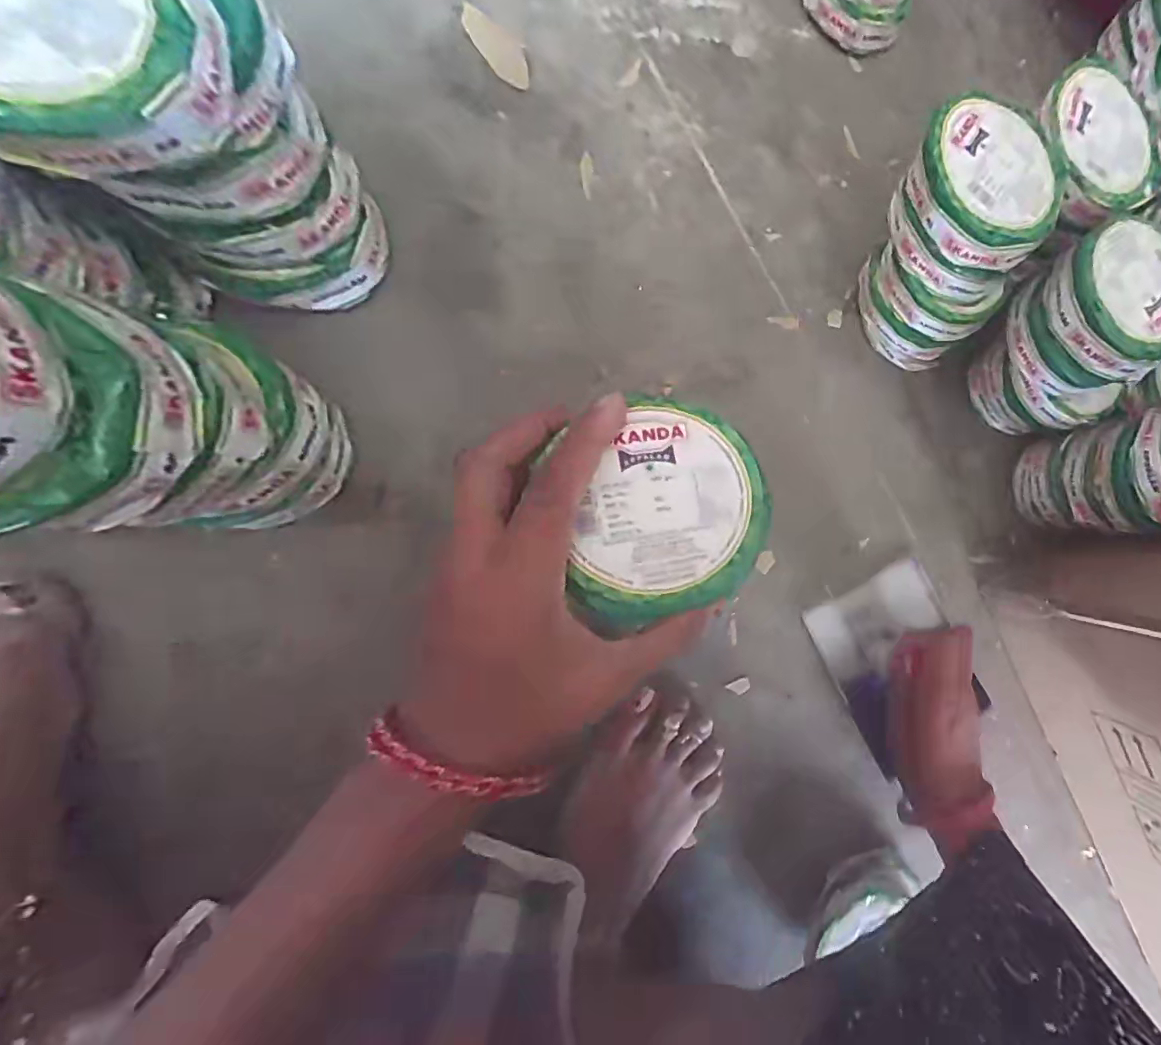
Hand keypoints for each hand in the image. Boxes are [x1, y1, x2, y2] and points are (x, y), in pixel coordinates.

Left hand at [400, 394, 712, 773]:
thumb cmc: (532, 713)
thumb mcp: (610, 678)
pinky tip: (547, 501)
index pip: (550, 491)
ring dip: (515, 452)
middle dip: (528, 427)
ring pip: (471, 483)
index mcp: (518, 578)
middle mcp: (474, 558)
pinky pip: (474, 509)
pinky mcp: (448, 575)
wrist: (450, 754)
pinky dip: (508, 484)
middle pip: (483, 465)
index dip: (582, 440)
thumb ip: (665, 636)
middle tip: (577, 417)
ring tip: (565, 445)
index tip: (612, 405)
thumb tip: (713, 602)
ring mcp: (451, 564)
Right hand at [888, 627, 990, 822]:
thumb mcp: (899, 730)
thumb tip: (902, 662)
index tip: (899, 653)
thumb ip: (902, 691)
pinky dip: (942, 669)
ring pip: (960, 654)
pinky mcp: (972, 703)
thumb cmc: (921, 766)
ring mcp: (971, 694)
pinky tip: (925, 691)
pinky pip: (959, 671)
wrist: (955, 797)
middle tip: (909, 656)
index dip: (917, 638)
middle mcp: (962, 688)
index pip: (942, 642)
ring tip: (914, 675)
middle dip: (930, 640)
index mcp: (942, 694)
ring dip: (936, 654)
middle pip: (958, 640)